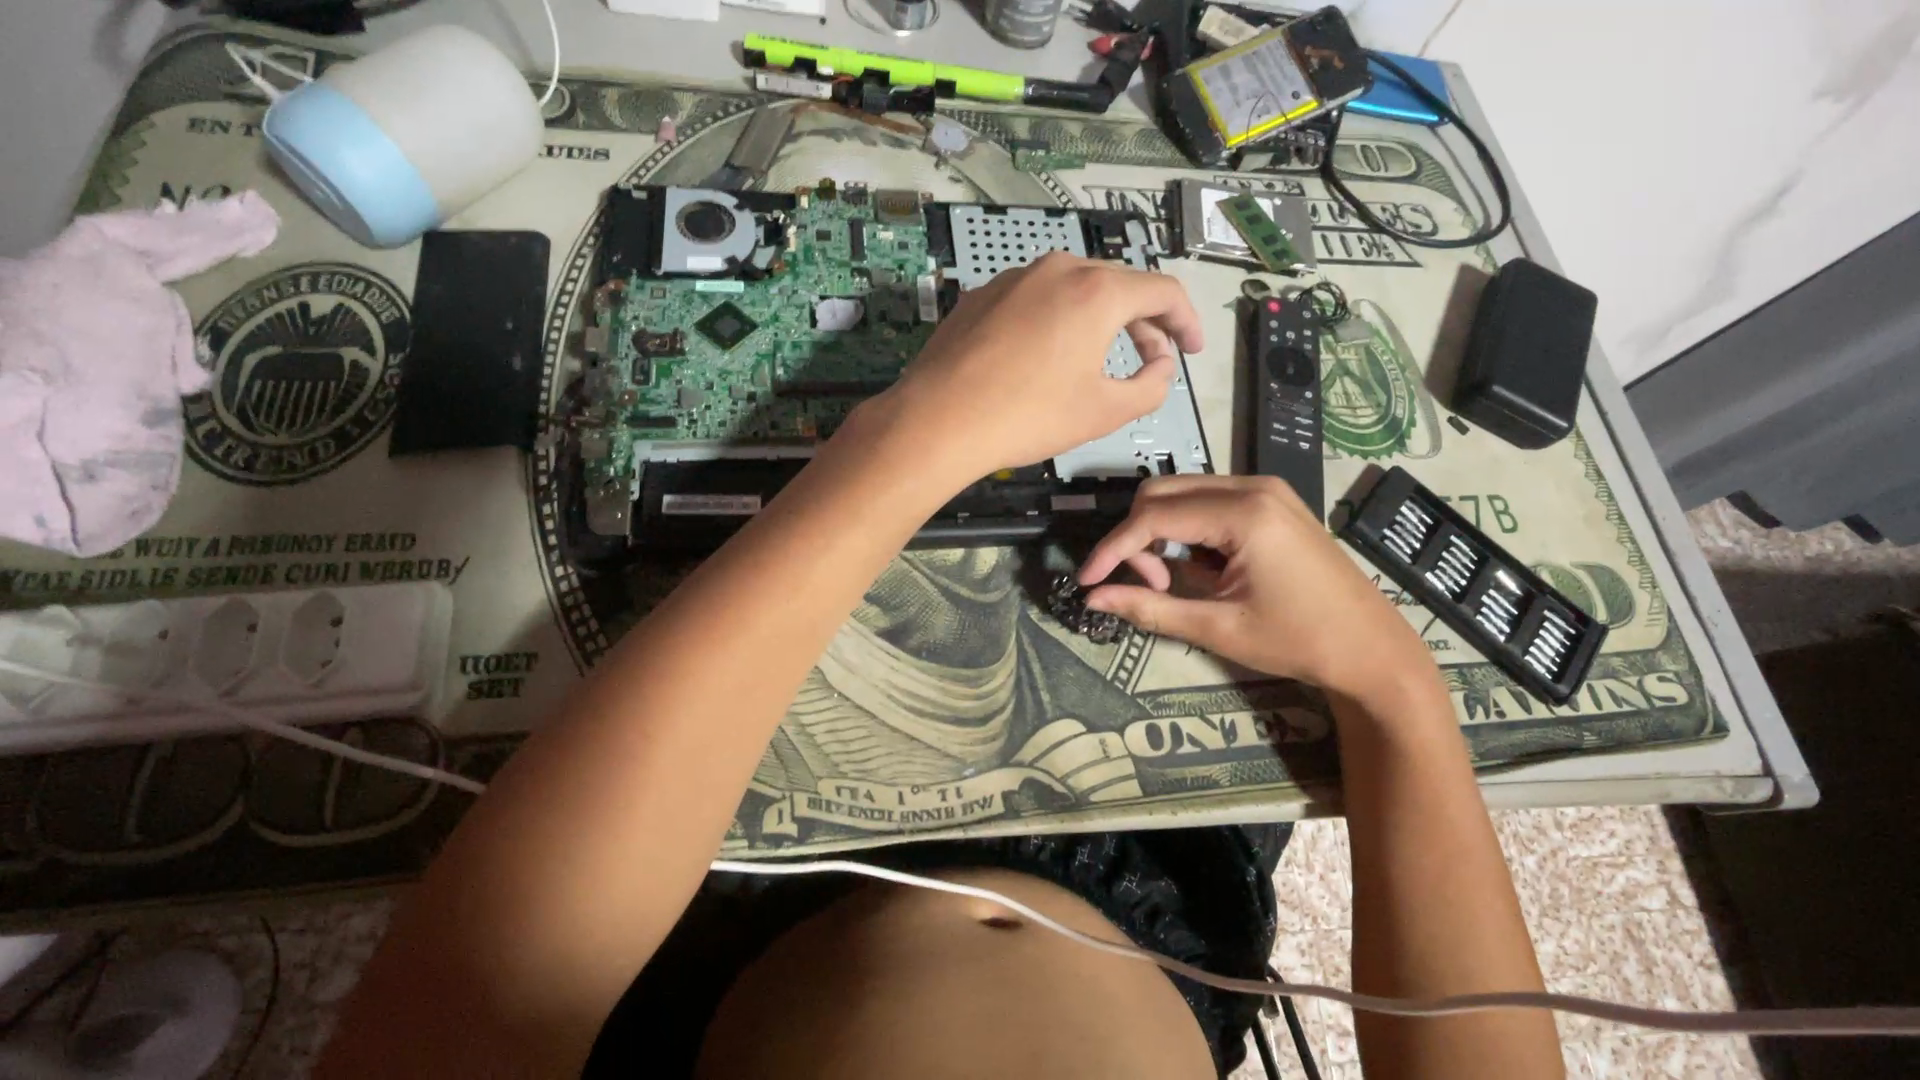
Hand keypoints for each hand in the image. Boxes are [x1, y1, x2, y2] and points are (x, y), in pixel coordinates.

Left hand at [868, 253, 1202, 480]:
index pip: (1162, 290)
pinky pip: (1036, 300)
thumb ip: (1151, 386)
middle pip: (1118, 285)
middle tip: (1153, 361)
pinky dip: (1058, 321)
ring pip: (1074, 289)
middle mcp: (1057, 269)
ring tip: (1102, 359)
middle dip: (1144, 323)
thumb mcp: (1103, 411)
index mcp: (1096, 290)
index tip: (1192, 351)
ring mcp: (1013, 278)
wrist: (938, 420)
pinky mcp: (981, 296)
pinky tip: (1049, 356)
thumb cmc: (1028, 416)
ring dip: (1100, 320)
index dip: (1187, 321)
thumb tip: (1161, 367)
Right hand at [1078, 475, 1436, 705]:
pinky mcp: (1272, 501)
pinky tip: (1198, 569)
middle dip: (1137, 538)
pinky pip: (1208, 500)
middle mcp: (1253, 486)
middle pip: (1161, 493)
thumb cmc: (1299, 642)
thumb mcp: (1218, 629)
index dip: (1112, 548)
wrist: (1372, 648)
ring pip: (1182, 493)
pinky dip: (1186, 529)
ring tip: (1172, 583)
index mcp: (1244, 513)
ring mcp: (1266, 489)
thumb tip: (1092, 598)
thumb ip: (1149, 608)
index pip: (1153, 516)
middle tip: (1149, 587)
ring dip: (1160, 533)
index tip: (1086, 580)